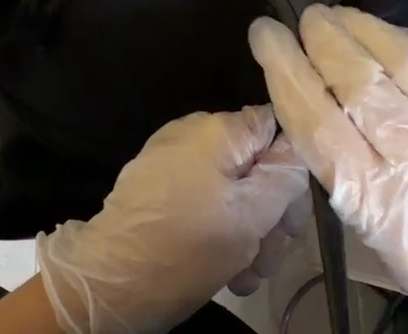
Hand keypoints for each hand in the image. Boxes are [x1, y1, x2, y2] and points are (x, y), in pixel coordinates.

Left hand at [36, 106, 307, 333]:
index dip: (292, 171)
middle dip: (270, 216)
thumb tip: (295, 150)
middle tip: (268, 262)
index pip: (275, 128)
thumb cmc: (187, 245)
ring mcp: (173, 159)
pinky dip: (220, 230)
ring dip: (248, 233)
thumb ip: (282, 177)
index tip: (291, 218)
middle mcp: (195, 132)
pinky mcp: (158, 186)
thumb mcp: (250, 216)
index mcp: (219, 128)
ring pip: (232, 189)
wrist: (112, 278)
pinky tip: (226, 271)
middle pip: (254, 165)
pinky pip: (204, 198)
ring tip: (246, 278)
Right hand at [250, 7, 407, 333]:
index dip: (285, 71)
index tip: (265, 36)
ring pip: (400, 60)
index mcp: (387, 211)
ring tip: (333, 15)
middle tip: (303, 20)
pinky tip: (381, 32)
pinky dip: (401, 40)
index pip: (319, 125)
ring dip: (357, 29)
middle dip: (320, 41)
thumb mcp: (380, 236)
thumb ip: (344, 166)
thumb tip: (308, 89)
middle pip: (358, 85)